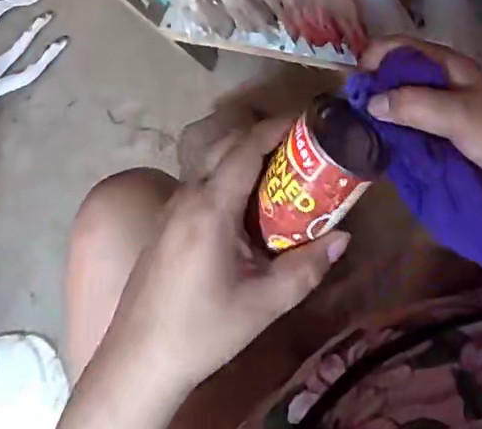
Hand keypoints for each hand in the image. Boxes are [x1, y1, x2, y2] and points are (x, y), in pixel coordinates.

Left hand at [95, 118, 350, 396]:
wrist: (138, 361)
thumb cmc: (202, 331)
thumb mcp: (262, 305)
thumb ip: (305, 269)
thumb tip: (343, 237)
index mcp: (211, 206)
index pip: (246, 147)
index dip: (276, 127)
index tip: (305, 121)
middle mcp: (188, 195)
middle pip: (227, 146)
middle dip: (264, 138)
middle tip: (301, 148)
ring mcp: (171, 206)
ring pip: (211, 163)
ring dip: (244, 158)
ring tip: (280, 173)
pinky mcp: (165, 221)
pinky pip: (200, 183)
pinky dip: (227, 178)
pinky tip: (245, 210)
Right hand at [357, 36, 481, 189]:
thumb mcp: (457, 115)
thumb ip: (413, 105)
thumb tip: (370, 101)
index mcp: (448, 64)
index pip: (400, 46)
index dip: (374, 56)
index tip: (355, 83)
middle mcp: (446, 80)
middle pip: (400, 71)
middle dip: (375, 84)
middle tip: (355, 111)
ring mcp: (451, 107)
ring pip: (407, 99)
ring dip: (386, 110)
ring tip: (367, 130)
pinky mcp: (455, 133)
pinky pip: (418, 123)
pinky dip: (401, 130)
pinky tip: (391, 145)